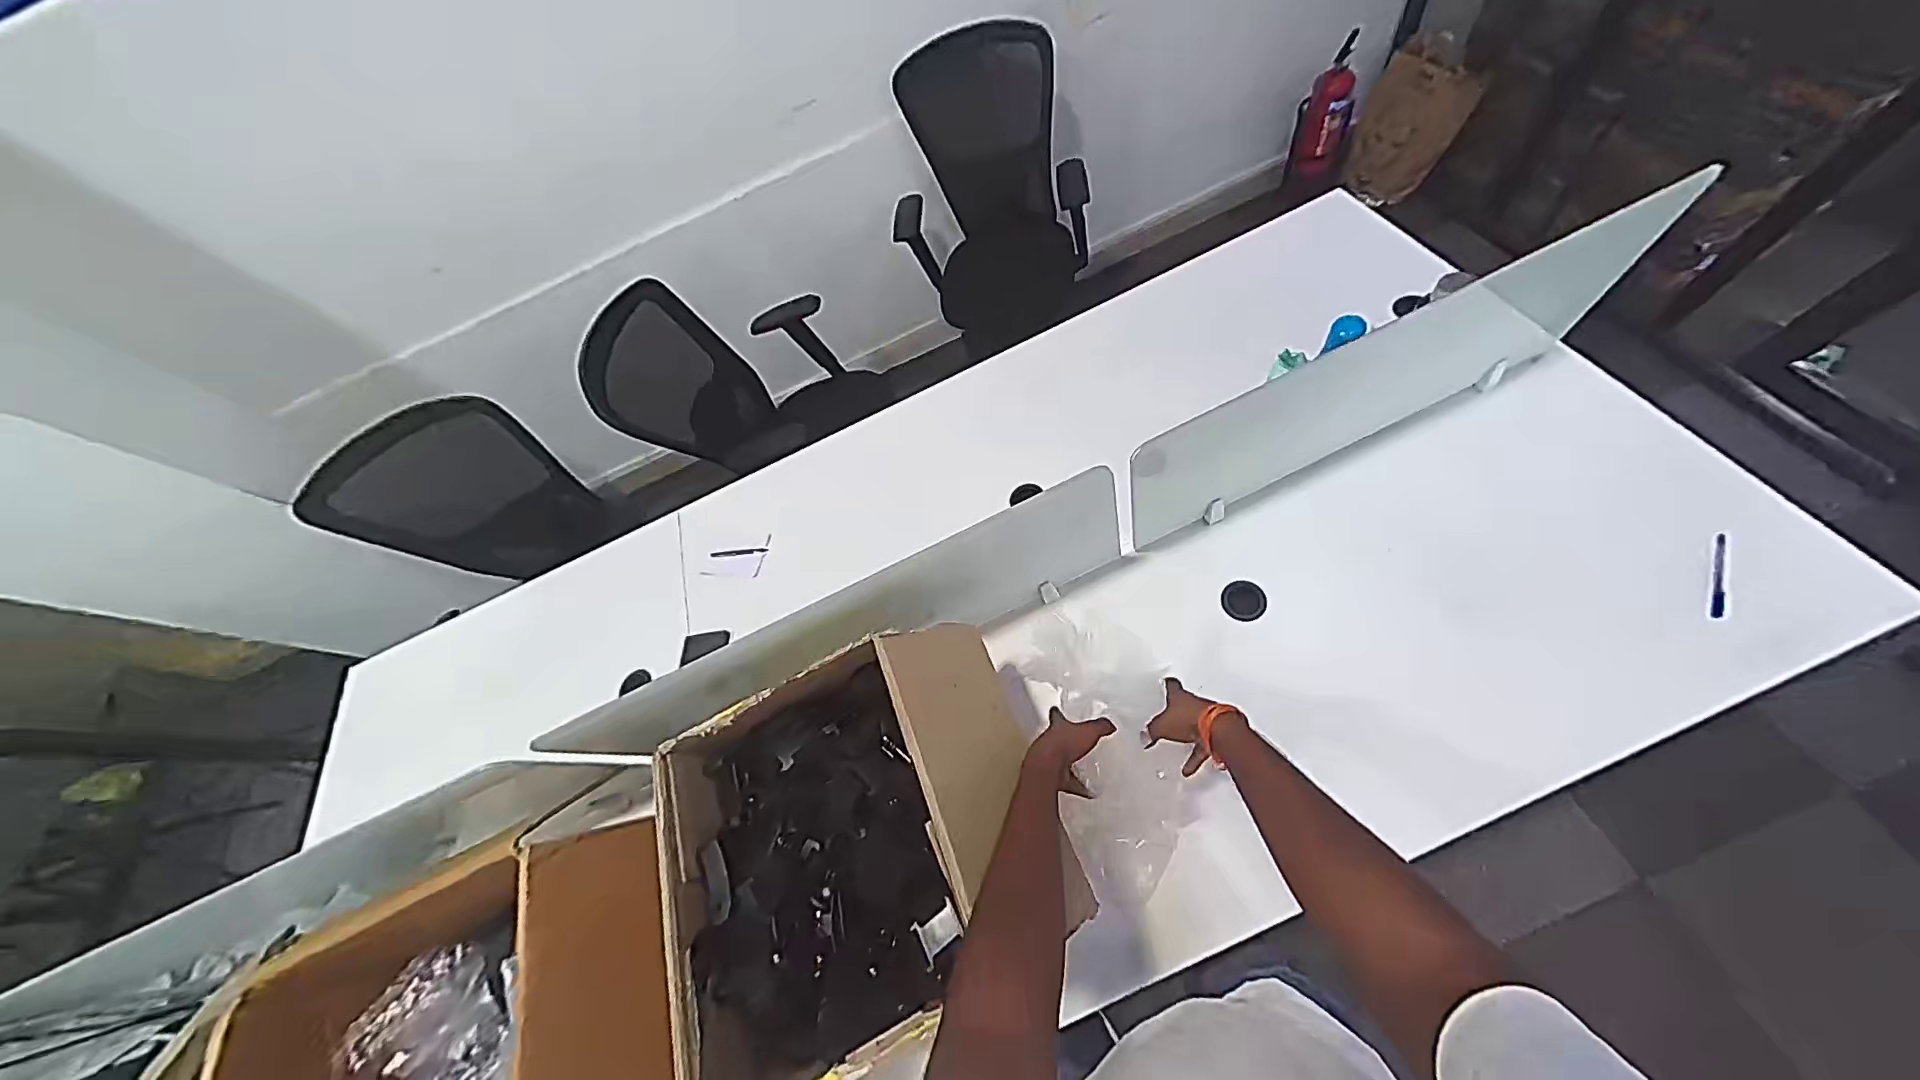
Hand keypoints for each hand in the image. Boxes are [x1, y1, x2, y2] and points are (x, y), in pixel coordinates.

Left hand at [1024, 707, 1114, 796]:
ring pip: (1059, 760)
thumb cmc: (1064, 744)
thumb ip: (1100, 726)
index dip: (1058, 713)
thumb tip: (1109, 725)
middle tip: (1077, 744)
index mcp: (1057, 726)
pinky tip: (1087, 792)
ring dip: (1069, 765)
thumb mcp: (1089, 730)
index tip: (1058, 711)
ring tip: (1084, 770)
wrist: (1048, 767)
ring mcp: (1048, 759)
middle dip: (1066, 741)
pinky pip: (1066, 782)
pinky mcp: (1051, 776)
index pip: (1057, 715)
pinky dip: (1076, 787)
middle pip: (1056, 738)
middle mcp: (1049, 741)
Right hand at [1145, 676, 1227, 776]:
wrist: (1217, 731)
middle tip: (1170, 719)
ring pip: (1195, 725)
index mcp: (1180, 696)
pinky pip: (1203, 744)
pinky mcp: (1215, 733)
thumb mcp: (1161, 726)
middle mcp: (1194, 704)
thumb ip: (1152, 731)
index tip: (1166, 683)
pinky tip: (1190, 767)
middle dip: (1178, 714)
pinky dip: (1196, 756)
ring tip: (1180, 746)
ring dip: (1188, 736)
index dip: (1168, 685)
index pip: (1172, 686)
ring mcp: (1207, 717)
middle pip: (1184, 706)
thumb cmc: (1191, 719)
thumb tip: (1146, 735)